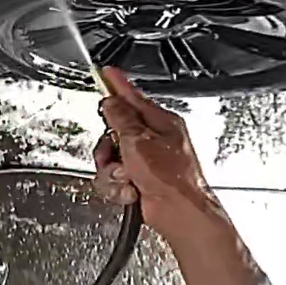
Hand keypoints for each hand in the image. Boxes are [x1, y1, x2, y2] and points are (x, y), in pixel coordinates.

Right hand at [93, 67, 228, 238]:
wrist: (179, 212)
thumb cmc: (172, 177)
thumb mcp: (139, 140)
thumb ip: (121, 118)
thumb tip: (110, 102)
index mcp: (160, 122)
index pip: (132, 96)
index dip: (117, 84)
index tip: (107, 72)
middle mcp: (153, 139)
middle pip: (114, 131)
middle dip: (108, 147)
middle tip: (112, 153)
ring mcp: (145, 161)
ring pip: (110, 157)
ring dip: (112, 170)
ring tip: (125, 177)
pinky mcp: (138, 179)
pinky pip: (113, 177)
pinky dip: (117, 186)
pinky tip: (130, 189)